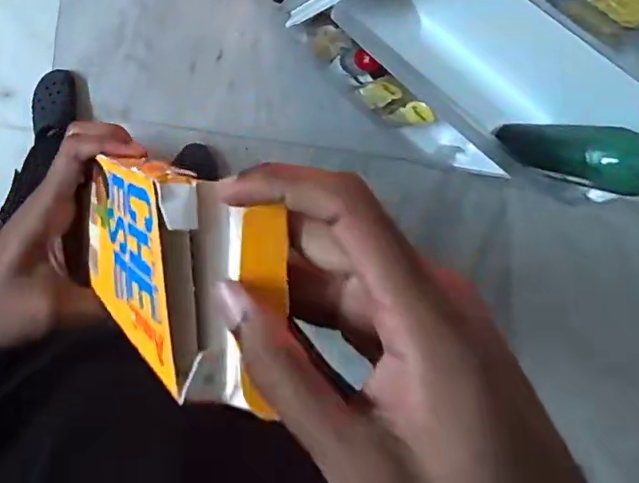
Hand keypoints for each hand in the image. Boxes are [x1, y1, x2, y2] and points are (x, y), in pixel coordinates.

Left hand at [0, 122, 145, 349]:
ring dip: (114, 169)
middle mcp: (49, 199)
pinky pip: (83, 198)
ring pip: (82, 172)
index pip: (72, 151)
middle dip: (115, 147)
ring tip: (150, 188)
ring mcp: (50, 212)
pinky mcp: (52, 229)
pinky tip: (129, 219)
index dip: (105, 141)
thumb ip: (98, 309)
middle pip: (80, 150)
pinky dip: (107, 195)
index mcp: (46, 204)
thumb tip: (147, 311)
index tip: (139, 154)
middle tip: (151, 169)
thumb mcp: (51, 309)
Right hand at [215, 164, 582, 482]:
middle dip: (264, 236)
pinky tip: (271, 327)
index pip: (347, 207)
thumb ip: (284, 375)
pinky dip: (307, 306)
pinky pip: (354, 300)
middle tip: (206, 254)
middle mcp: (430, 293)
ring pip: (339, 268)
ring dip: (281, 275)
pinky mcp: (428, 337)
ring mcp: (432, 314)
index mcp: (424, 311)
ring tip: (226, 293)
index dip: (282, 184)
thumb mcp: (358, 461)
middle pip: (334, 235)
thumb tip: (224, 292)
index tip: (224, 197)